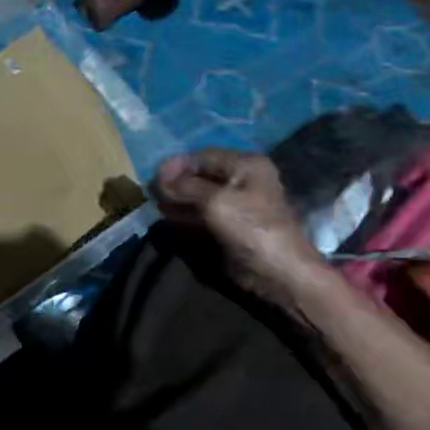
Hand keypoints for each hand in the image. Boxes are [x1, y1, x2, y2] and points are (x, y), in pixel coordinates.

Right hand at [153, 149, 327, 301]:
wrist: (277, 272)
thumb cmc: (251, 230)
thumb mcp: (215, 202)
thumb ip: (184, 187)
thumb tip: (158, 177)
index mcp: (246, 165)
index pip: (201, 157)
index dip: (175, 166)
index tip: (152, 181)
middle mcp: (241, 180)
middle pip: (198, 176)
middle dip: (175, 186)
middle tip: (154, 199)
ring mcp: (235, 204)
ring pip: (197, 197)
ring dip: (177, 203)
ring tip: (160, 212)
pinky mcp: (229, 226)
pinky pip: (201, 216)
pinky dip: (185, 218)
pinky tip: (171, 224)